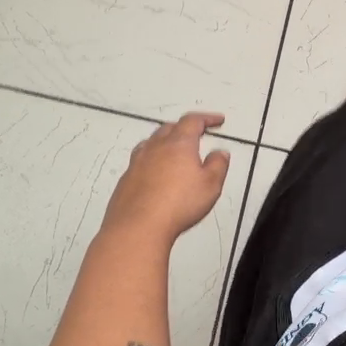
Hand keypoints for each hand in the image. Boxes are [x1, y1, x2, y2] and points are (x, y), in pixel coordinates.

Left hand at [103, 112, 231, 241]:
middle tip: (198, 134)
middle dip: (185, 128)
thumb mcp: (212, 185)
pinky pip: (141, 160)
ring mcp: (136, 163)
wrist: (137, 227)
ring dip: (166, 141)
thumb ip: (218, 164)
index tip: (218, 121)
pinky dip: (153, 159)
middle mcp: (155, 147)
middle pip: (169, 128)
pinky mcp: (125, 179)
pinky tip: (158, 173)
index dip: (207, 118)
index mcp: (178, 144)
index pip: (192, 121)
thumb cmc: (181, 204)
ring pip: (151, 142)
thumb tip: (220, 152)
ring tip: (176, 151)